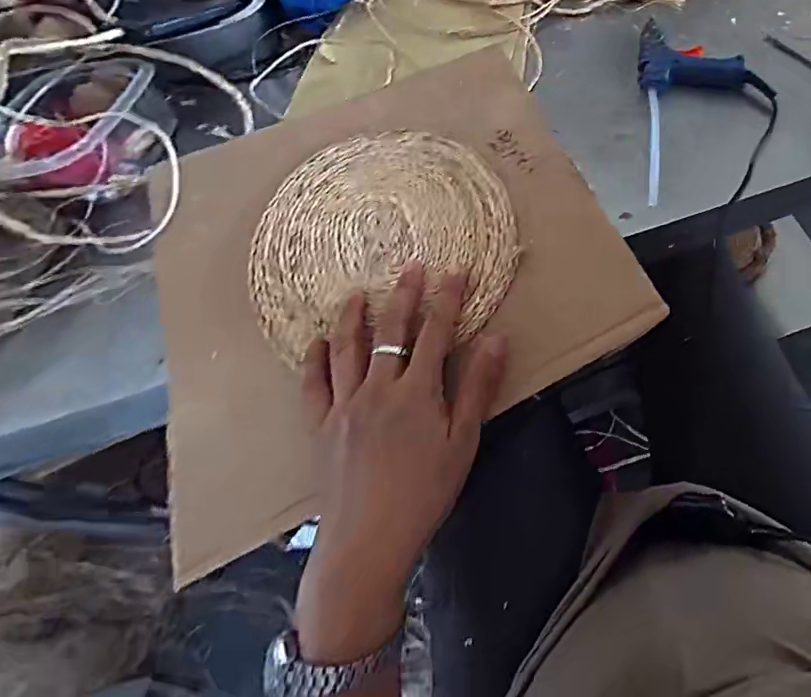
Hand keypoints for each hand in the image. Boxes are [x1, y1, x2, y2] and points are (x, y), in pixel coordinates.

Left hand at [294, 263, 507, 662]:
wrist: (366, 545)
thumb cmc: (424, 494)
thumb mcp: (463, 443)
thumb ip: (478, 387)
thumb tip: (497, 339)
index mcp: (417, 392)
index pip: (436, 332)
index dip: (448, 298)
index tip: (455, 270)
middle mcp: (378, 389)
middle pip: (391, 330)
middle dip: (404, 294)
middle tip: (411, 266)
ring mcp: (343, 406)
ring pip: (347, 348)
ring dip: (353, 316)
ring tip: (358, 292)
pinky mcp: (319, 427)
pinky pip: (312, 384)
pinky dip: (314, 359)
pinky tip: (318, 342)